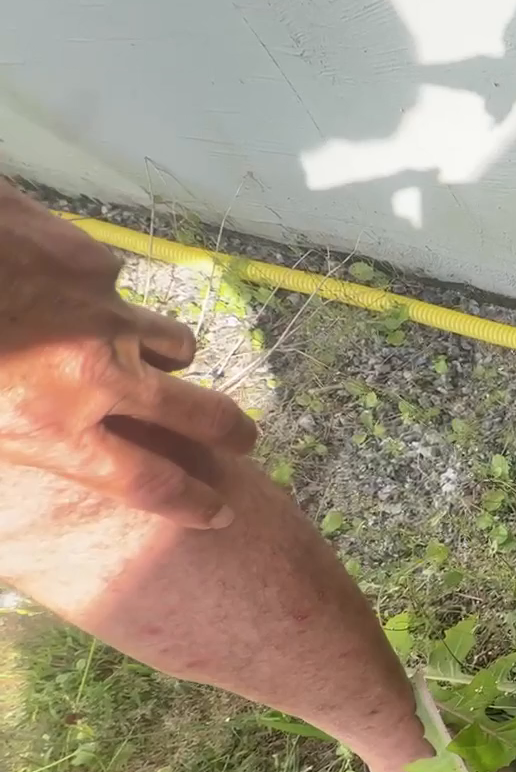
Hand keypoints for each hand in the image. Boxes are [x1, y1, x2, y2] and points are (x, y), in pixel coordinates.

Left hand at [0, 181, 256, 526]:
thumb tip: (17, 443)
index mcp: (39, 422)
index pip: (149, 483)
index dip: (192, 503)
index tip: (217, 512)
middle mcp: (94, 373)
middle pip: (206, 417)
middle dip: (231, 431)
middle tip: (238, 437)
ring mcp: (101, 313)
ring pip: (173, 344)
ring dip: (160, 352)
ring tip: (122, 342)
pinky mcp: (85, 259)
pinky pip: (108, 281)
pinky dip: (84, 286)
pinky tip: (32, 267)